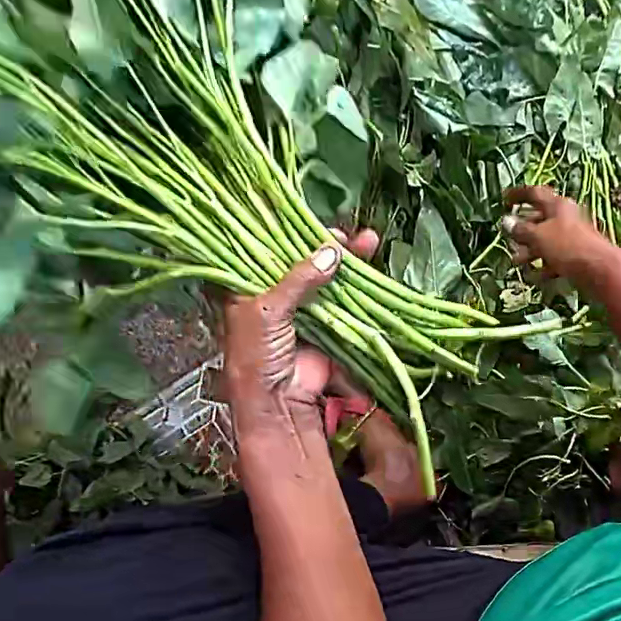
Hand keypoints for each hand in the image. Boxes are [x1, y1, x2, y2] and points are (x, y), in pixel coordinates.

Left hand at [221, 229, 377, 437]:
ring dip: (349, 260)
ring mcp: (306, 306)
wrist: (280, 400)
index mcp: (247, 283)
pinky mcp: (330, 321)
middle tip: (346, 233)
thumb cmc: (256, 354)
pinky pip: (346, 298)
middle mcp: (276, 291)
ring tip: (369, 242)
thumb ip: (298, 279)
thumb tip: (331, 251)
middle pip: (303, 258)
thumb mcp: (268, 309)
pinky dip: (361, 284)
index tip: (310, 220)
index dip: (287, 230)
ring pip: (328, 275)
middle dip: (326, 243)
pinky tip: (373, 267)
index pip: (266, 245)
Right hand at [501, 184, 620, 285]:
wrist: (601, 271)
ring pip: (546, 241)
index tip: (503, 199)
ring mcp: (572, 238)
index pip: (534, 193)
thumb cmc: (568, 246)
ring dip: (529, 251)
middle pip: (539, 220)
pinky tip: (534, 277)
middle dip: (522, 230)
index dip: (518, 194)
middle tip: (507, 238)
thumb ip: (521, 230)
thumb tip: (506, 222)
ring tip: (516, 262)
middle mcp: (565, 219)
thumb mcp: (539, 236)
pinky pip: (555, 259)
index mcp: (558, 205)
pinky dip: (543, 266)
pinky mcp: (576, 257)